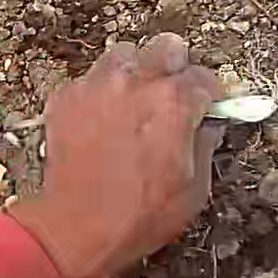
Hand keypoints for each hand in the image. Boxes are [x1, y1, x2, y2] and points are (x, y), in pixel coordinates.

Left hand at [10, 34, 223, 277]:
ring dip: (136, 73)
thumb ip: (206, 144)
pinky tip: (104, 120)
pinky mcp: (66, 97)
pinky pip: (92, 79)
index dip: (211, 95)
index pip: (204, 78)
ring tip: (135, 102)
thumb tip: (209, 124)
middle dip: (177, 68)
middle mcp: (136, 82)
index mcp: (174, 102)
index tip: (209, 108)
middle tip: (174, 95)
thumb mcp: (195, 188)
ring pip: (126, 55)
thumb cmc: (141, 214)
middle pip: (167, 47)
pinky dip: (102, 92)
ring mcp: (97, 86)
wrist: (75, 230)